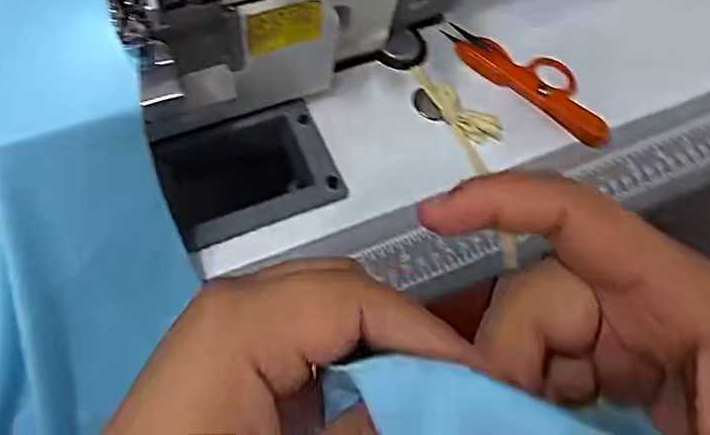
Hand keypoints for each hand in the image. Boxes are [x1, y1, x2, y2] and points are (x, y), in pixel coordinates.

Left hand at [105, 258, 487, 434]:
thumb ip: (366, 427)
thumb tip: (437, 407)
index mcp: (242, 316)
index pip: (353, 296)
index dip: (425, 333)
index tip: (483, 380)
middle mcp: (234, 299)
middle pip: (341, 289)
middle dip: (405, 335)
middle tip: (462, 390)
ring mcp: (227, 321)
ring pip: (324, 307)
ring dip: (378, 346)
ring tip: (425, 394)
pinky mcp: (227, 350)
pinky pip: (300, 336)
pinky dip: (343, 361)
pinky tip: (369, 402)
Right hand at [420, 174, 709, 434]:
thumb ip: (580, 419)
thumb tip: (485, 398)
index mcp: (690, 303)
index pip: (578, 218)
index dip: (499, 202)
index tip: (432, 219)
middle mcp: (664, 309)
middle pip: (548, 289)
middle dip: (510, 344)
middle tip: (491, 405)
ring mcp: (656, 348)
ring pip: (550, 333)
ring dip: (522, 377)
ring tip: (514, 411)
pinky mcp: (653, 386)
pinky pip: (573, 369)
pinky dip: (544, 394)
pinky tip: (543, 421)